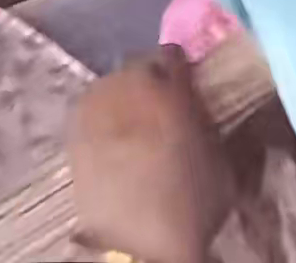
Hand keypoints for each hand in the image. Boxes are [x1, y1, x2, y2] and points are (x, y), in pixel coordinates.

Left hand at [68, 46, 231, 262]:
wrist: (140, 241)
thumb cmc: (192, 205)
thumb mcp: (219, 159)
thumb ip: (201, 119)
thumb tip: (191, 105)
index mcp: (171, 85)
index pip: (173, 54)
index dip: (178, 69)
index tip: (181, 83)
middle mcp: (132, 80)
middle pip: (140, 67)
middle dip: (149, 84)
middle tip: (156, 113)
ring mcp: (100, 97)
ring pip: (114, 85)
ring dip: (124, 100)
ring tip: (130, 132)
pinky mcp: (76, 119)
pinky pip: (93, 108)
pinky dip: (103, 120)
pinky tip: (110, 145)